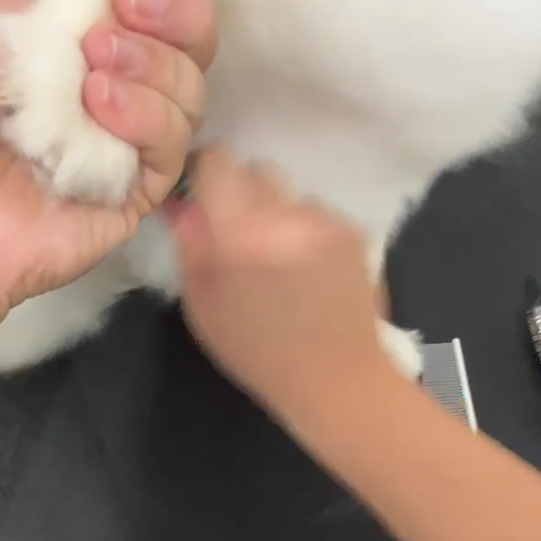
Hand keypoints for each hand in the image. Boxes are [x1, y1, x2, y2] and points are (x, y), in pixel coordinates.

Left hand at [0, 0, 217, 326]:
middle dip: (174, 7)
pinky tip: (99, 109)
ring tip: (90, 71)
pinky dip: (147, 116)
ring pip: (191, 87)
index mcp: (64, 24)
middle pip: (190, 35)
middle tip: (124, 7)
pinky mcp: (132, 192)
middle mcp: (101, 79)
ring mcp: (119, 140)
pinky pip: (176, 145)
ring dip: (151, 63)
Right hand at [172, 150, 403, 419]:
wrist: (338, 379)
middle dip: (242, 195)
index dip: (206, 173)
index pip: (218, 162)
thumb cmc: (259, 354)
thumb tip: (185, 205)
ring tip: (281, 262)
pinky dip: (308, 232)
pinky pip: (318, 214)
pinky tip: (311, 272)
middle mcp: (286, 214)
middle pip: (255, 171)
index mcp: (240, 233)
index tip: (204, 196)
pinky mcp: (355, 231)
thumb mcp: (204, 309)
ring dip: (279, 214)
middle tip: (241, 238)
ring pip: (290, 194)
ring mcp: (326, 220)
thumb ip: (191, 248)